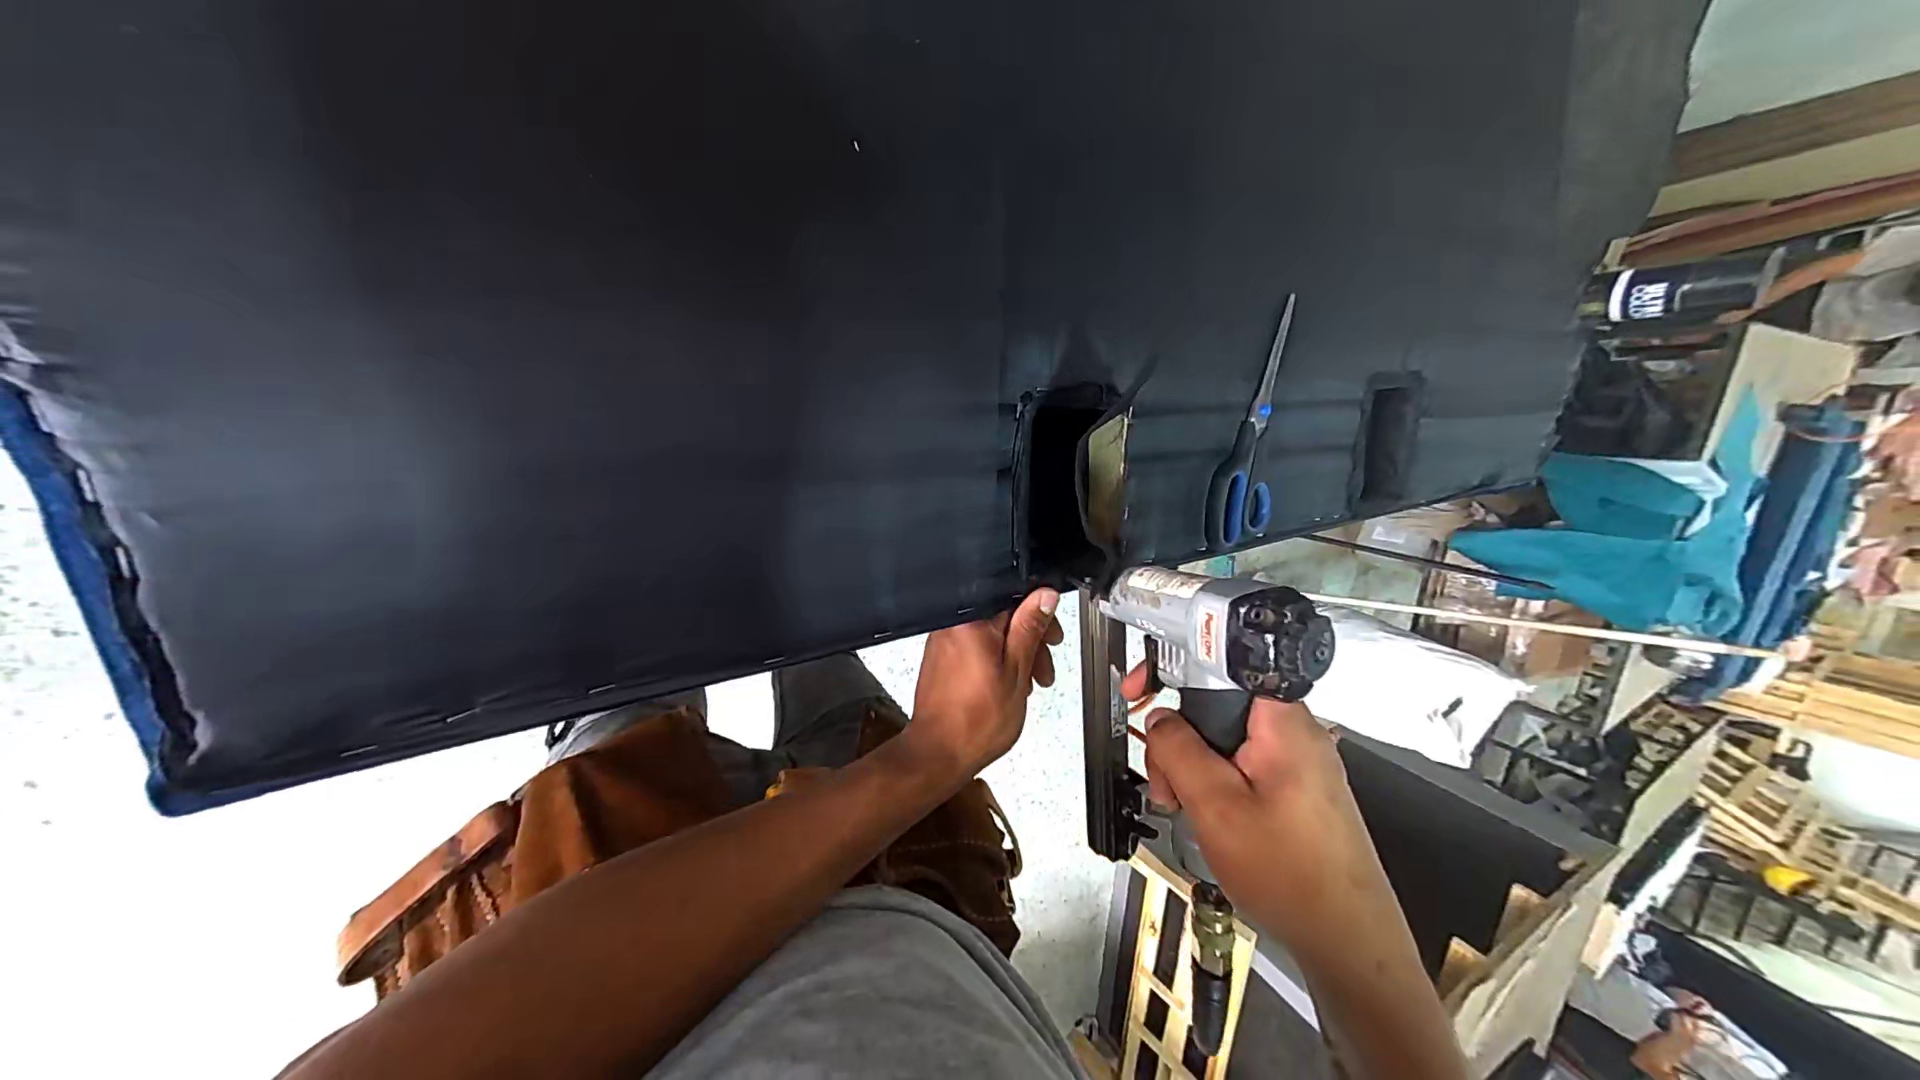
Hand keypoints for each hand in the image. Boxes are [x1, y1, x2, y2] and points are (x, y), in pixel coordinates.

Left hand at [905, 588, 1062, 781]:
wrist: (939, 754)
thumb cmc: (975, 721)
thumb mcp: (1016, 671)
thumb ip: (1029, 629)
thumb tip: (1044, 596)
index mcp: (971, 621)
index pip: (1013, 598)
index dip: (1039, 616)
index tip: (1052, 637)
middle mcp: (952, 626)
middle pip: (1001, 616)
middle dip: (1030, 639)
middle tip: (1045, 666)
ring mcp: (943, 643)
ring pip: (990, 635)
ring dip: (1015, 654)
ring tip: (1029, 684)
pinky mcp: (940, 659)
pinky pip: (974, 648)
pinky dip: (994, 662)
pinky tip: (1007, 685)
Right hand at [1127, 663, 1391, 948]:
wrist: (1345, 941)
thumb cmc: (1295, 878)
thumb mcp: (1216, 806)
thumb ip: (1178, 750)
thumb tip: (1159, 718)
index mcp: (1283, 723)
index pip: (1220, 665)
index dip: (1173, 669)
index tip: (1142, 687)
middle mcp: (1295, 734)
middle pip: (1215, 707)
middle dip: (1179, 739)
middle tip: (1167, 780)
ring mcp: (1297, 762)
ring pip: (1224, 740)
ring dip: (1193, 767)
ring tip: (1186, 807)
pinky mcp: (1294, 788)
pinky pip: (1241, 766)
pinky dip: (1215, 784)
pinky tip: (1209, 816)